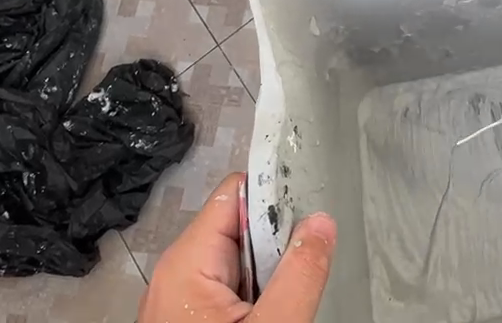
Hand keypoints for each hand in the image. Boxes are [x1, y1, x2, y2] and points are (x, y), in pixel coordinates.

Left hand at [140, 172, 336, 322]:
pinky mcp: (189, 321)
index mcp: (188, 260)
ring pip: (240, 259)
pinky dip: (256, 298)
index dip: (274, 196)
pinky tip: (270, 317)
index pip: (237, 191)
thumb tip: (322, 220)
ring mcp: (181, 299)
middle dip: (276, 243)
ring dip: (270, 274)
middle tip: (297, 275)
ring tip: (282, 306)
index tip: (307, 218)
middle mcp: (179, 271)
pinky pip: (231, 289)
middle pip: (241, 224)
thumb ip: (301, 272)